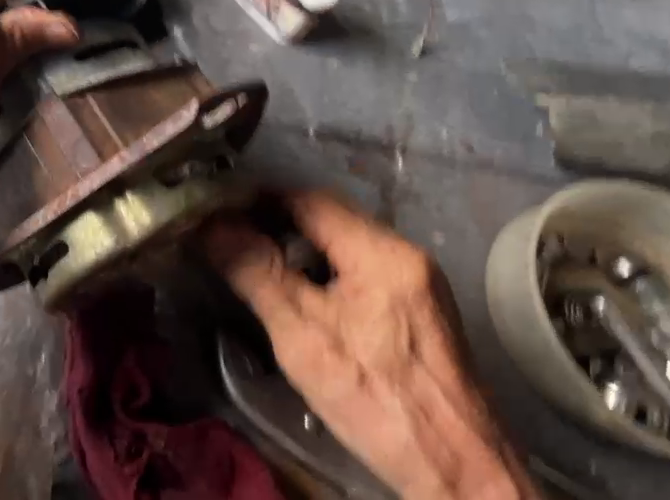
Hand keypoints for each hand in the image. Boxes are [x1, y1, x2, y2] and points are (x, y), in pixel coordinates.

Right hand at [206, 192, 540, 499]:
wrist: (461, 475)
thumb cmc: (376, 402)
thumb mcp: (301, 336)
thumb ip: (254, 272)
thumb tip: (208, 224)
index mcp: (380, 252)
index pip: (304, 198)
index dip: (255, 200)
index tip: (214, 215)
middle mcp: (405, 252)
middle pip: (325, 215)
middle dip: (273, 222)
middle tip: (227, 240)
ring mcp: (418, 280)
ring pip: (341, 240)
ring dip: (296, 246)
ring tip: (255, 267)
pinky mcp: (419, 306)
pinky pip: (359, 265)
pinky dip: (323, 268)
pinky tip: (301, 296)